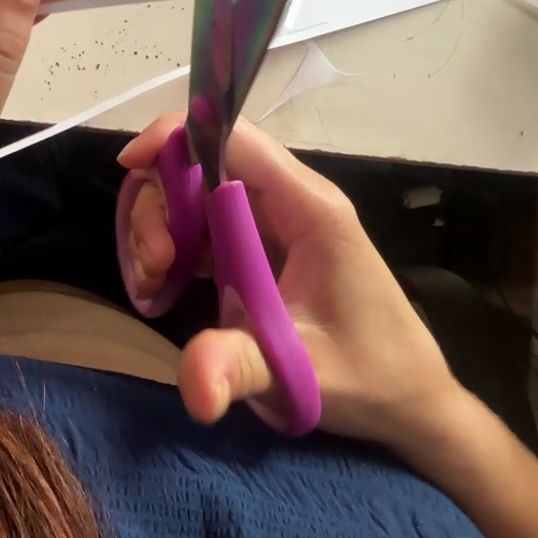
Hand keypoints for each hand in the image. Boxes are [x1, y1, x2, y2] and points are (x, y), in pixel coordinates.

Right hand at [118, 115, 471, 451]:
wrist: (406, 400)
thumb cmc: (370, 375)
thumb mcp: (301, 371)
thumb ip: (241, 367)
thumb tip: (192, 389)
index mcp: (308, 208)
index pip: (234, 139)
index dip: (177, 137)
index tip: (130, 166)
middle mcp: (284, 202)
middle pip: (197, 167)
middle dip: (157, 209)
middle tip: (151, 270)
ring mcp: (266, 222)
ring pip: (188, 195)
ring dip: (155, 233)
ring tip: (153, 289)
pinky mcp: (252, 245)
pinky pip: (194, 225)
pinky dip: (166, 250)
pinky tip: (160, 292)